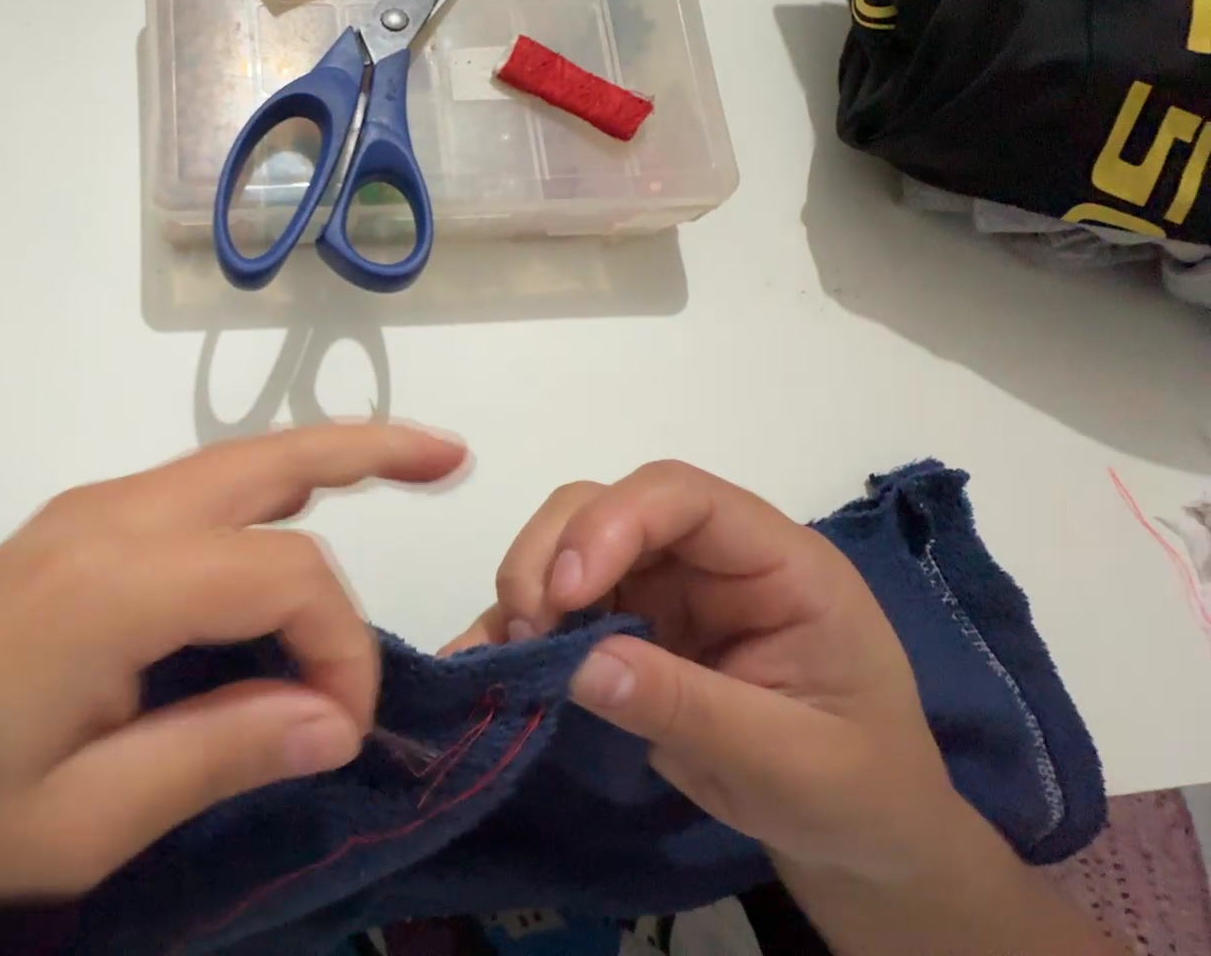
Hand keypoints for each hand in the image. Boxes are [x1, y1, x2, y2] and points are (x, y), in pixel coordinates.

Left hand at [0, 425, 466, 916]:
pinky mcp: (77, 526)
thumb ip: (219, 752)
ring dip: (317, 467)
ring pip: (231, 466)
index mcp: (111, 584)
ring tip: (400, 470)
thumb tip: (335, 718)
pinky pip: (194, 493)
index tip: (338, 730)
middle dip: (366, 451)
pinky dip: (262, 500)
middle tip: (450, 456)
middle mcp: (106, 517)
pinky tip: (292, 530)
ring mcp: (87, 510)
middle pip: (265, 461)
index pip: (284, 577)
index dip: (340, 648)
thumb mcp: (87, 820)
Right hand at [441, 462, 963, 881]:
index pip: (680, 497)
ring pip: (560, 544)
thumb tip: (576, 663)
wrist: (850, 834)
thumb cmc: (853, 792)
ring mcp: (656, 588)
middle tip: (526, 631)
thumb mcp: (790, 762)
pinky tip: (478, 658)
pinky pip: (549, 604)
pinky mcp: (617, 623)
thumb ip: (686, 706)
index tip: (566, 595)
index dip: (610, 524)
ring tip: (513, 655)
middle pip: (600, 506)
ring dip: (524, 588)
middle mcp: (704, 558)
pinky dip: (508, 626)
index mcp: (774, 563)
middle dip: (548, 557)